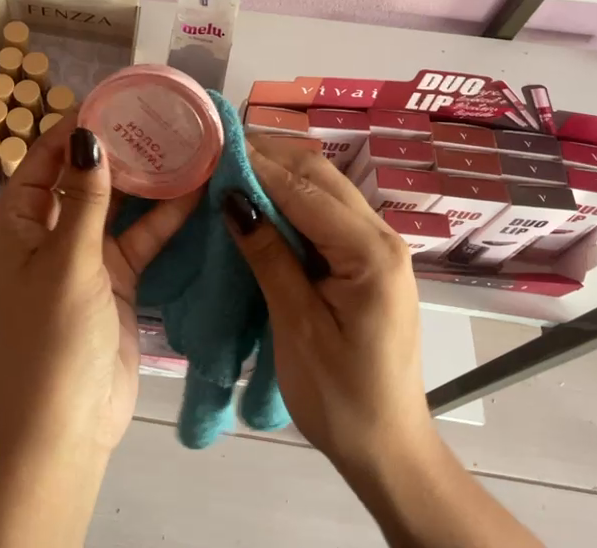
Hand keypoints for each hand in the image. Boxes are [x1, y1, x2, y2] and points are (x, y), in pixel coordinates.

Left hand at [0, 115, 201, 450]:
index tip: (114, 97)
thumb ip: (83, 198)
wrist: (67, 424)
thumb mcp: (67, 260)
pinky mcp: (117, 279)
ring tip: (182, 140)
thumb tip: (88, 136)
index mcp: (20, 222)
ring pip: (117, 205)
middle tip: (156, 112)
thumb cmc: (53, 337)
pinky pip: (141, 238)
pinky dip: (165, 218)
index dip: (75, 127)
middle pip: (83, 177)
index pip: (45, 158)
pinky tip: (198, 191)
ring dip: (145, 180)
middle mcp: (50, 231)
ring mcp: (85, 256)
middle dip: (116, 148)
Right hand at [225, 135, 430, 473]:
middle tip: (211, 154)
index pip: (304, 188)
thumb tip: (233, 199)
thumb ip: (269, 256)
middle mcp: (381, 237)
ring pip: (323, 189)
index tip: (208, 147)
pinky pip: (325, 214)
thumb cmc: (341, 398)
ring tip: (225, 171)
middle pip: (319, 176)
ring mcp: (377, 248)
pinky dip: (289, 201)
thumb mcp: (297, 327)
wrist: (388, 450)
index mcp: (370, 253)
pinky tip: (256, 204)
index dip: (255, 164)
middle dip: (267, 158)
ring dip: (277, 175)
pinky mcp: (365, 262)